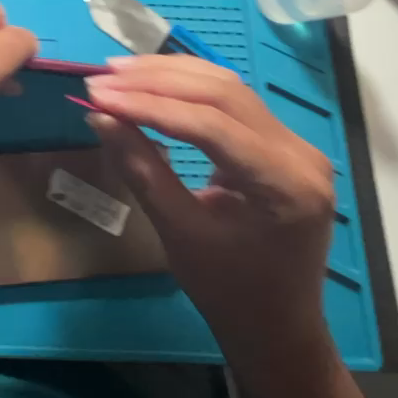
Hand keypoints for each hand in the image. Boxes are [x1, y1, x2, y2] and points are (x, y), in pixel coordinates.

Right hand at [82, 56, 336, 346]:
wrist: (276, 327)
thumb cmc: (229, 290)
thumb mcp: (178, 231)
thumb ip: (141, 168)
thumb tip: (98, 116)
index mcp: (285, 184)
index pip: (210, 124)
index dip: (149, 105)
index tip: (97, 94)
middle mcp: (300, 154)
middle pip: (222, 93)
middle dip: (155, 81)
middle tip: (101, 79)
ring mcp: (295, 145)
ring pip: (226, 87)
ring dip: (168, 75)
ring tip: (117, 71)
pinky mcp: (280, 143)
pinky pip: (231, 100)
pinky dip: (185, 86)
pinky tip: (150, 81)